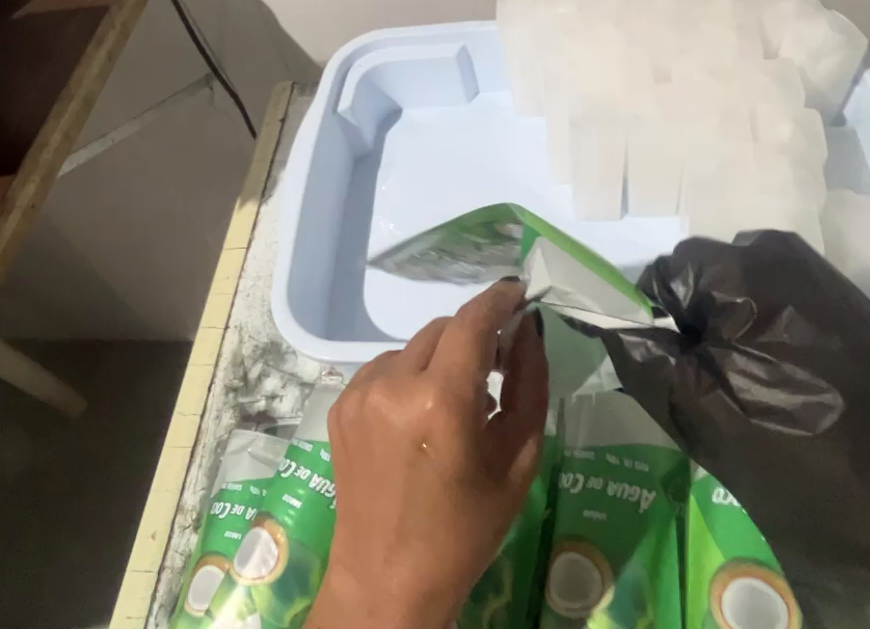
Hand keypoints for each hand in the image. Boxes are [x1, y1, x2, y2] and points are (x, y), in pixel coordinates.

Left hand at [308, 281, 549, 628]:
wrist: (388, 578)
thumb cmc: (465, 529)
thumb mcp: (517, 460)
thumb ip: (528, 385)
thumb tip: (528, 330)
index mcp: (440, 401)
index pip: (472, 322)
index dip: (498, 300)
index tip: (518, 292)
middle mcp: (393, 384)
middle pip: (442, 329)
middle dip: (473, 336)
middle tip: (498, 364)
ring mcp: (360, 393)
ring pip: (413, 347)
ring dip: (440, 359)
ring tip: (456, 403)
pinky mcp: (341, 404)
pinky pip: (385, 369)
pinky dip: (409, 377)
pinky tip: (420, 418)